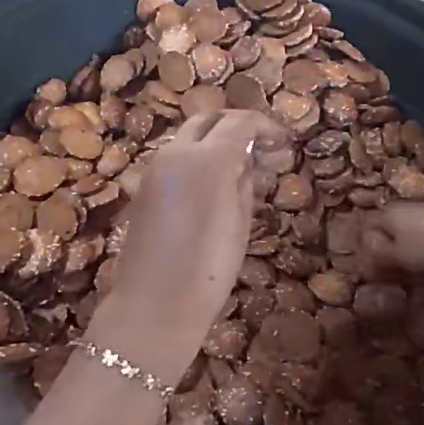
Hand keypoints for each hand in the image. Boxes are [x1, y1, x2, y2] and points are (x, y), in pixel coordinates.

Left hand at [95, 110, 286, 374]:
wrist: (154, 305)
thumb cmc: (208, 269)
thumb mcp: (240, 224)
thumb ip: (244, 183)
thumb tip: (246, 162)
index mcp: (208, 160)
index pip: (240, 123)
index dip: (264, 126)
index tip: (281, 141)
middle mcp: (176, 153)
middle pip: (207, 119)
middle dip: (234, 125)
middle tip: (258, 146)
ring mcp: (153, 168)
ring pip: (187, 137)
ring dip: (212, 141)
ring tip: (237, 168)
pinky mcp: (142, 187)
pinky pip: (173, 158)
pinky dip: (195, 159)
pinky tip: (211, 185)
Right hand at [361, 201, 423, 275]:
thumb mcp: (396, 257)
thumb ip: (377, 255)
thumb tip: (363, 259)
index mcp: (388, 212)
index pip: (368, 224)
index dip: (365, 241)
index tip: (367, 258)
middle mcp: (404, 206)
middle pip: (387, 223)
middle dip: (383, 240)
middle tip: (384, 260)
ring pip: (404, 226)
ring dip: (401, 241)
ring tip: (404, 260)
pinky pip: (420, 230)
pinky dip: (417, 240)